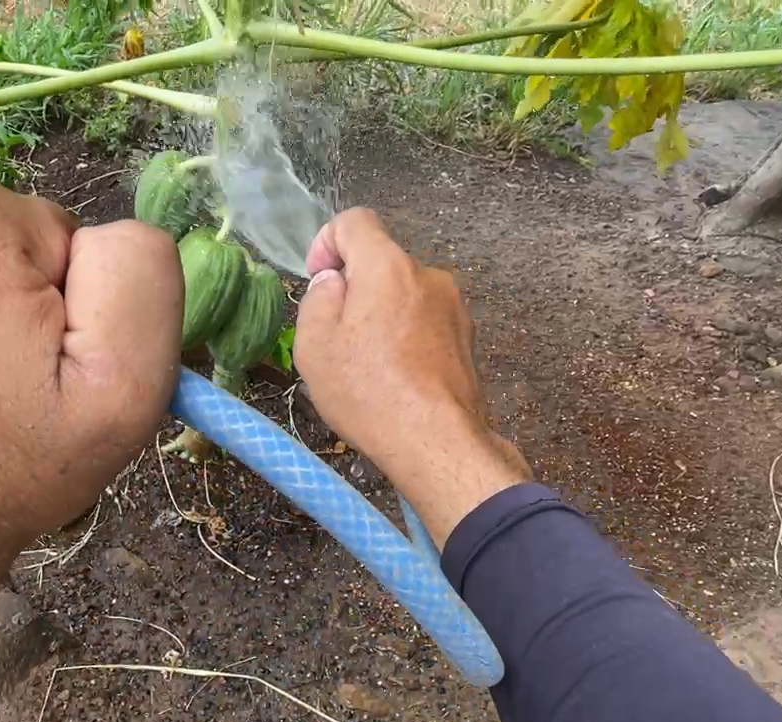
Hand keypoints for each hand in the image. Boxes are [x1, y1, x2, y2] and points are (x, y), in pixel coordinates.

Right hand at [295, 208, 529, 546]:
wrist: (435, 442)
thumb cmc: (367, 392)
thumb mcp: (315, 346)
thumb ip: (318, 299)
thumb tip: (333, 283)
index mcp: (386, 266)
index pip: (355, 221)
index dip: (326, 243)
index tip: (318, 282)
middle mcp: (427, 274)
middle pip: (381, 263)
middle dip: (354, 290)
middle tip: (335, 340)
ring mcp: (453, 307)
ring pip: (403, 297)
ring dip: (380, 318)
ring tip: (366, 368)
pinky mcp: (466, 339)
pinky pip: (424, 325)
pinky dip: (404, 340)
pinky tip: (394, 381)